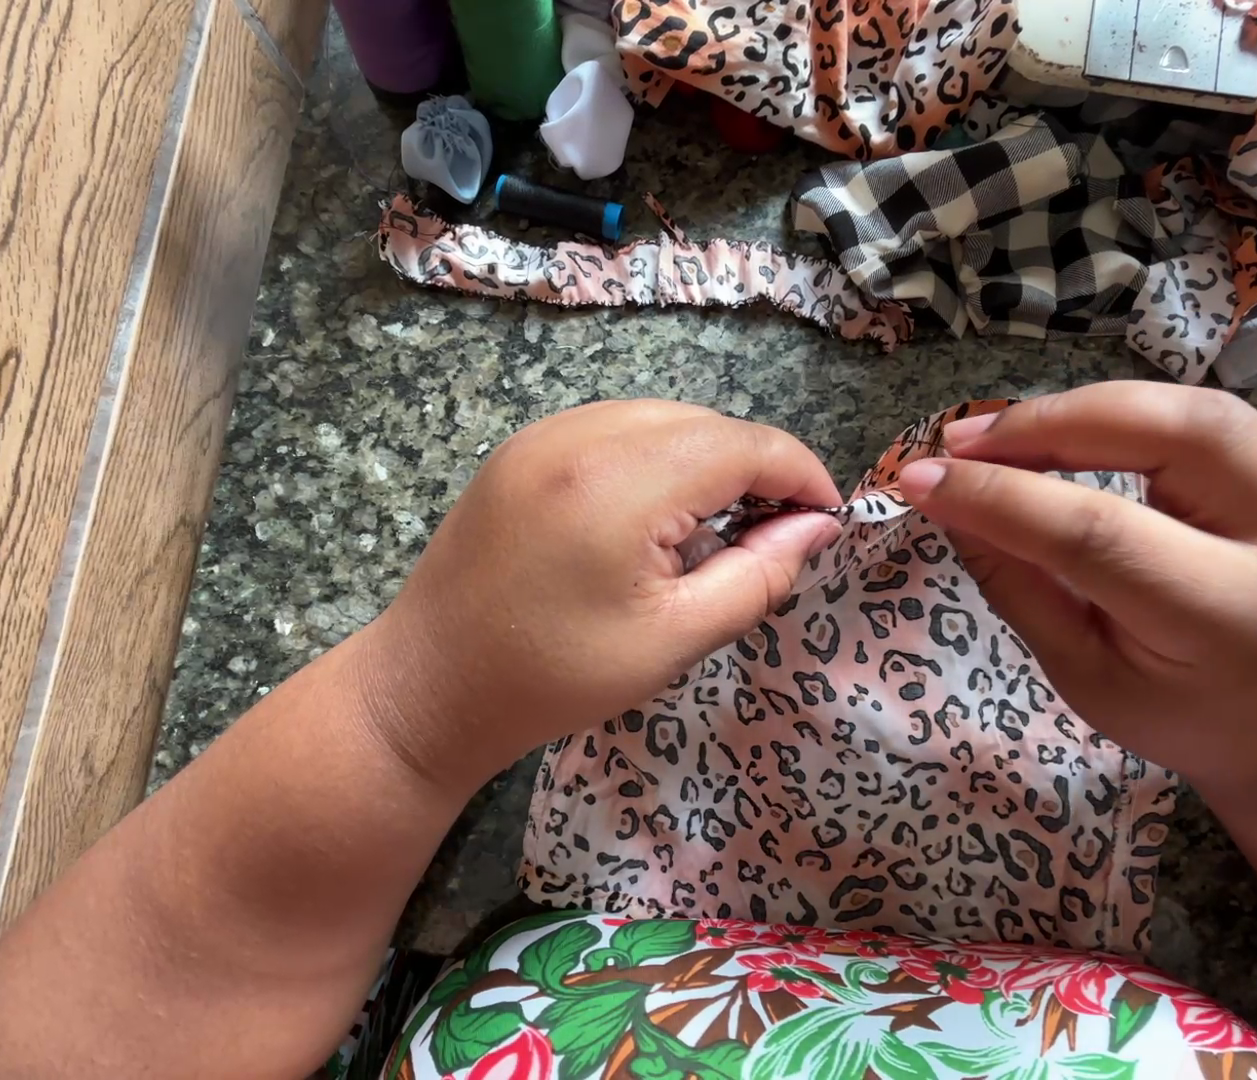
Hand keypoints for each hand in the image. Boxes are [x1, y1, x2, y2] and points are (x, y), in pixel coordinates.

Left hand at [351, 400, 843, 792]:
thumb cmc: (553, 678)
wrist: (429, 685)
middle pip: (704, 424)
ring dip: (707, 460)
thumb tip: (814, 528)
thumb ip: (757, 576)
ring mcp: (543, 434)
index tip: (827, 518)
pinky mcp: (521, 448)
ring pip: (661, 419)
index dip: (800, 473)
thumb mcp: (673, 641)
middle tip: (775, 532)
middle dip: (756, 468)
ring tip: (719, 526)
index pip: (743, 444)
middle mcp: (580, 434)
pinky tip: (656, 514)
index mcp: (620, 482)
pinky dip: (656, 458)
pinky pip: (614, 429)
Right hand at [895, 382, 1256, 787]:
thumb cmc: (1177, 714)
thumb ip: (1019, 584)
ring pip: (1189, 407)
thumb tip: (947, 506)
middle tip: (961, 441)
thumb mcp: (1080, 671)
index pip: (1100, 534)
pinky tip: (1054, 433)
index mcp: (1238, 619)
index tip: (919, 480)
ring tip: (994, 434)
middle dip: (1050, 424)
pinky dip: (1111, 416)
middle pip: (1172, 433)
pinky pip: (1195, 415)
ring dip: (1077, 411)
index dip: (999, 497)